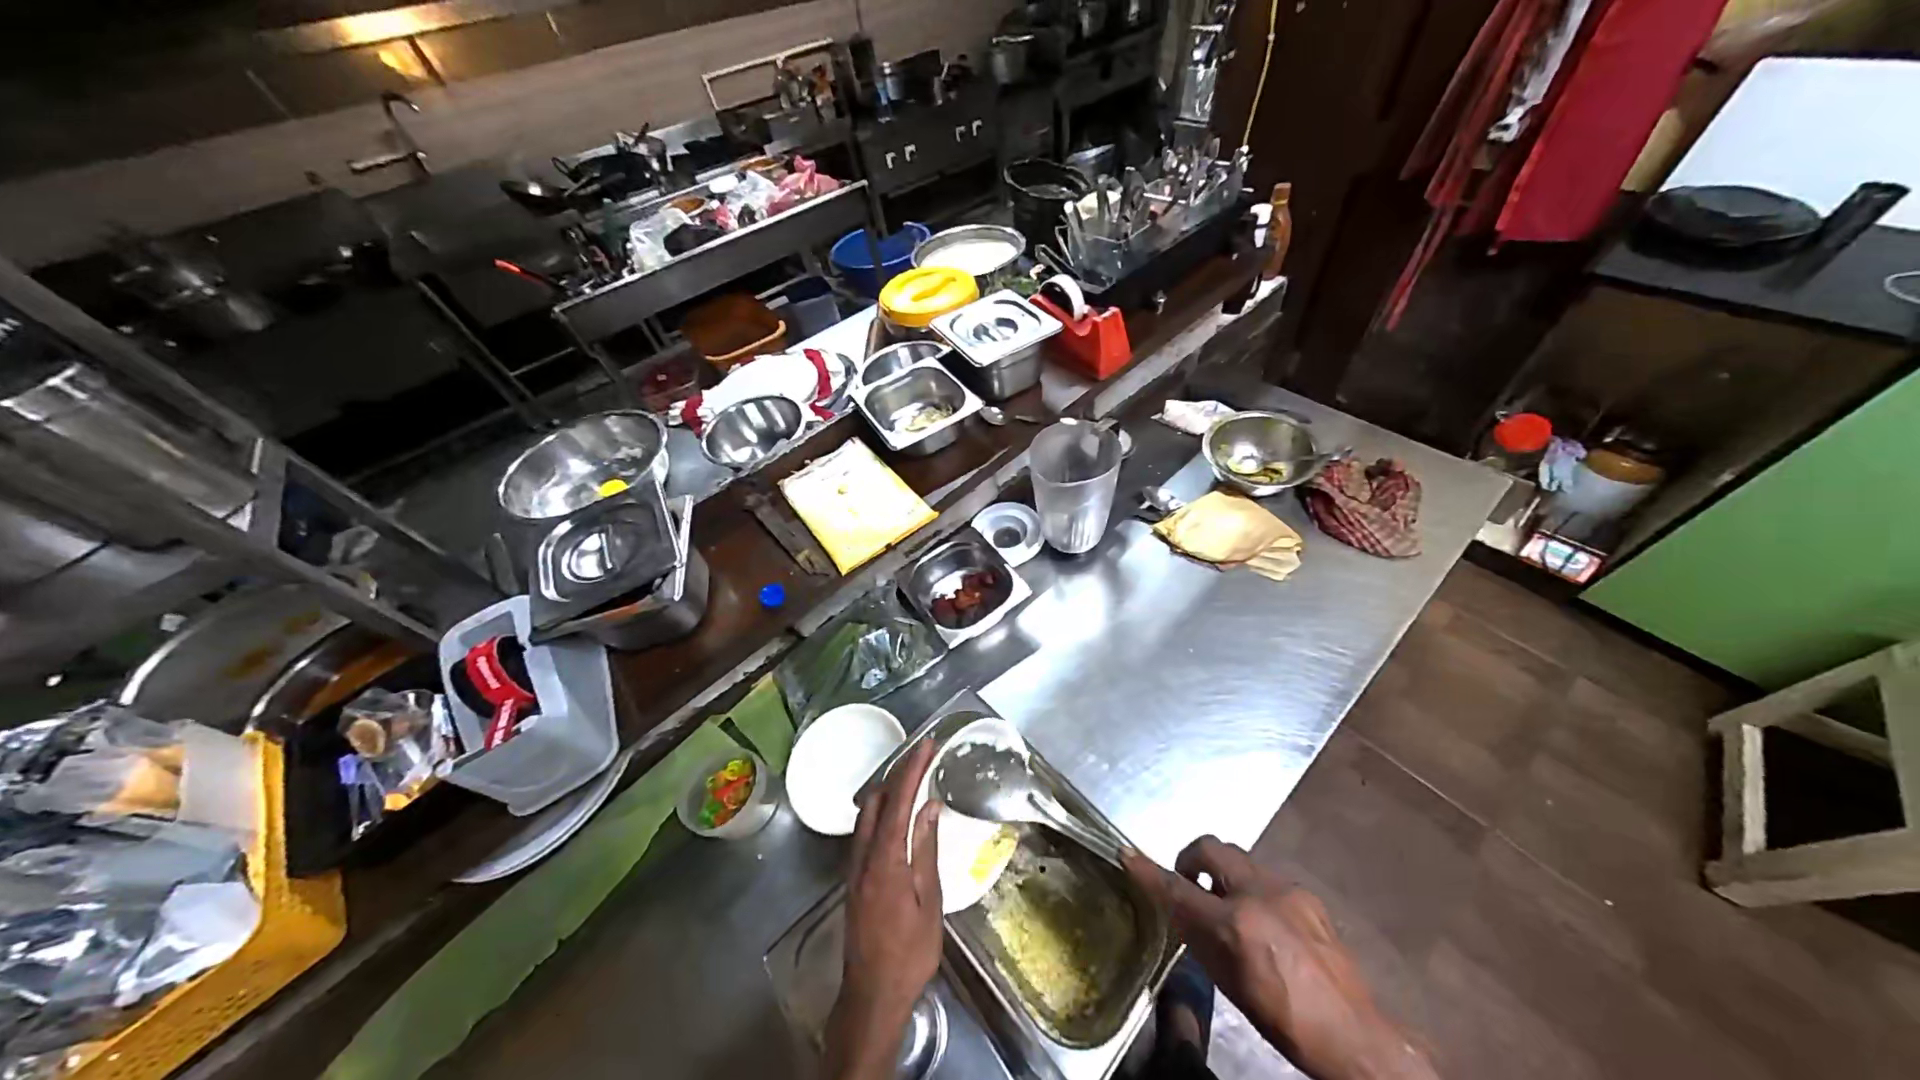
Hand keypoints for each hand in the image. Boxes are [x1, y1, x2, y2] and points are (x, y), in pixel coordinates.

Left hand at [825, 740, 942, 1079]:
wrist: (872, 994)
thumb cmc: (909, 952)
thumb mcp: (929, 902)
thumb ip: (926, 850)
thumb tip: (929, 808)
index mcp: (886, 860)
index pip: (898, 802)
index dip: (911, 769)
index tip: (925, 745)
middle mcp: (863, 856)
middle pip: (877, 801)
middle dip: (897, 772)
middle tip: (920, 754)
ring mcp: (854, 867)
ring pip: (866, 814)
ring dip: (887, 789)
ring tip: (910, 774)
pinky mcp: (852, 878)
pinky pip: (864, 830)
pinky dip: (880, 810)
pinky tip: (894, 812)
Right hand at [1123, 837, 1437, 1079]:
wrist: (1353, 1035)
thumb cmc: (1283, 1019)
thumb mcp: (1228, 982)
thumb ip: (1199, 936)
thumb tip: (1178, 908)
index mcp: (1236, 924)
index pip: (1179, 889)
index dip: (1149, 872)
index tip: (1128, 856)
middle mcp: (1260, 894)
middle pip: (1210, 848)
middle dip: (1191, 858)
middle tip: (1188, 883)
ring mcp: (1288, 890)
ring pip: (1239, 857)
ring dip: (1222, 872)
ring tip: (1225, 904)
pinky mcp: (1308, 895)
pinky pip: (1265, 876)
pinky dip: (1250, 886)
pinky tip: (1261, 919)